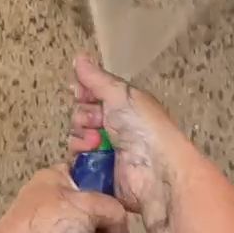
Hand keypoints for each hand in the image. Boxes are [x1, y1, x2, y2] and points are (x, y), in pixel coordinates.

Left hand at [0, 167, 130, 232]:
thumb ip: (114, 211)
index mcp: (54, 179)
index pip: (84, 173)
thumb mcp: (90, 205)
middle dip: (101, 230)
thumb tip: (123, 230)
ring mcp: (50, 232)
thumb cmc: (52, 223)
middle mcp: (51, 203)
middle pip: (91, 213)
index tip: (118, 202)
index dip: (102, 186)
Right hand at [67, 54, 194, 232]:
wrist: (156, 172)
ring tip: (95, 142)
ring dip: (81, 137)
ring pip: (77, 140)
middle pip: (81, 117)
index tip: (82, 93)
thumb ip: (96, 78)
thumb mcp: (121, 94)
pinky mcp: (102, 175)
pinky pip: (78, 163)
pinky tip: (90, 155)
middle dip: (83, 117)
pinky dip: (79, 158)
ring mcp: (109, 153)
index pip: (93, 95)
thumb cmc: (145, 129)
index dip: (84, 93)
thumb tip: (80, 57)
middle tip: (95, 121)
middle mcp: (116, 129)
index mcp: (124, 107)